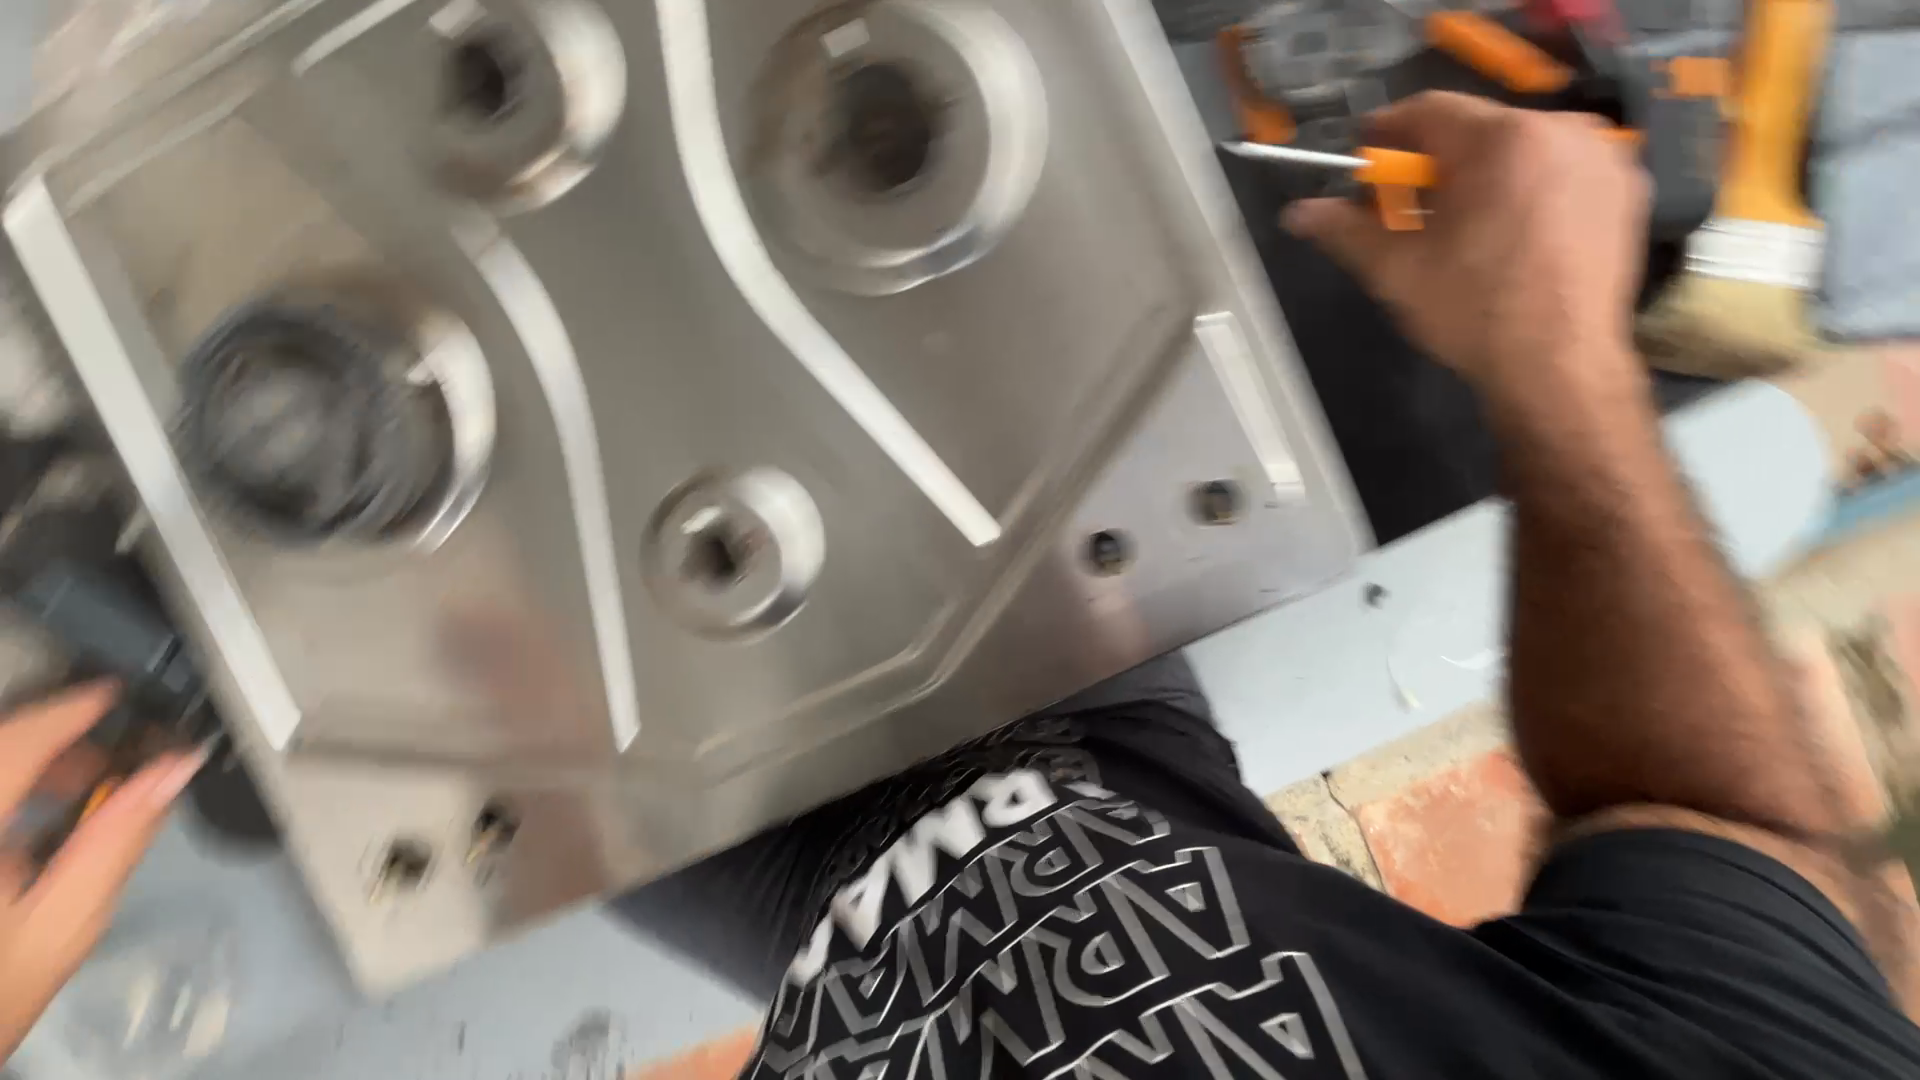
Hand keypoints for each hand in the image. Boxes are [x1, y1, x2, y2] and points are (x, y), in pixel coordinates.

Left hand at [1, 683, 205, 1061]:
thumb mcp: (67, 923)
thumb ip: (118, 839)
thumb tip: (174, 768)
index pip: (13, 748)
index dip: (65, 711)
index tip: (108, 694)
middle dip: (53, 747)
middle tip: (112, 761)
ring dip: (29, 775)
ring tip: (79, 796)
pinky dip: (14, 801)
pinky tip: (31, 830)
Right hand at [1282, 92, 1649, 405]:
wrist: (1557, 364)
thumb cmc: (1470, 311)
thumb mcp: (1395, 271)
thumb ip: (1345, 231)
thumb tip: (1297, 214)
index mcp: (1501, 142)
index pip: (1430, 111)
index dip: (1386, 131)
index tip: (1362, 158)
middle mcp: (1562, 131)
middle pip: (1478, 130)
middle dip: (1435, 163)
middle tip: (1406, 207)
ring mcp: (1604, 158)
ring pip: (1522, 149)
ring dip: (1482, 176)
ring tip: (1458, 226)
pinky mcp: (1626, 189)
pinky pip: (1561, 171)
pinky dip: (1527, 190)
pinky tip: (1507, 235)